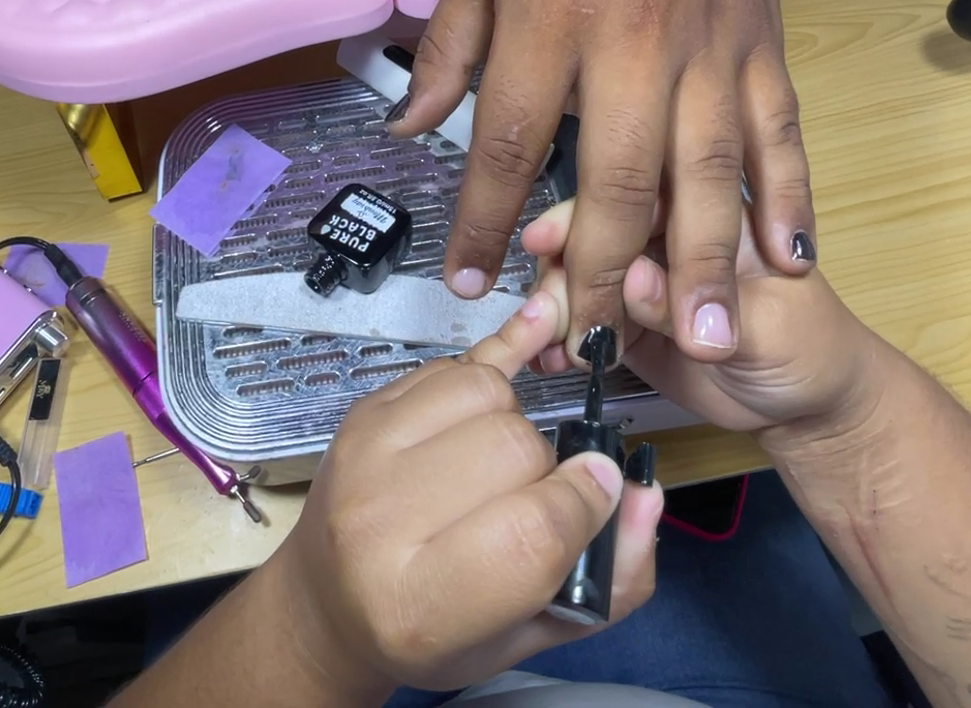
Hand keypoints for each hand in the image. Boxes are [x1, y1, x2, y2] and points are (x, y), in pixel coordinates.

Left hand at [270, 286, 663, 693]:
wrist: (328, 595)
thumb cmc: (426, 630)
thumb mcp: (523, 638)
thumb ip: (605, 582)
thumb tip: (641, 494)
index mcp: (418, 602)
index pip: (528, 533)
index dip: (583, 504)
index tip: (601, 492)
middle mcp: (379, 520)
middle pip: (509, 447)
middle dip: (547, 465)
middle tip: (536, 490)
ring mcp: (365, 452)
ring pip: (482, 391)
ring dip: (514, 418)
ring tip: (503, 455)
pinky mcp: (364, 410)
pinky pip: (448, 365)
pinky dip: (491, 364)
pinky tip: (528, 333)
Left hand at [389, 0, 814, 366]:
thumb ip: (446, 51)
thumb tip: (408, 130)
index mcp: (550, 23)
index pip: (508, 144)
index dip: (482, 221)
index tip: (462, 281)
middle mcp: (635, 46)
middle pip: (616, 180)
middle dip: (600, 272)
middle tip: (587, 345)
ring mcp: (711, 50)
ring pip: (708, 174)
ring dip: (704, 264)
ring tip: (700, 341)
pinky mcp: (764, 46)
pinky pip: (780, 133)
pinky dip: (789, 200)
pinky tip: (787, 262)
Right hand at [523, 198, 890, 432]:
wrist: (805, 407)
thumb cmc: (809, 348)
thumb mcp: (768, 325)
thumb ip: (701, 302)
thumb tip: (632, 279)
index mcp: (701, 212)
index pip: (633, 199)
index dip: (584, 216)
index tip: (545, 242)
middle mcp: (658, 236)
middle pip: (589, 236)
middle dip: (560, 271)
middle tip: (542, 310)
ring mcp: (634, 277)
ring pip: (574, 278)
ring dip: (552, 309)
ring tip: (546, 345)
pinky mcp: (619, 319)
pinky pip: (577, 321)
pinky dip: (557, 339)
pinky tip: (549, 359)